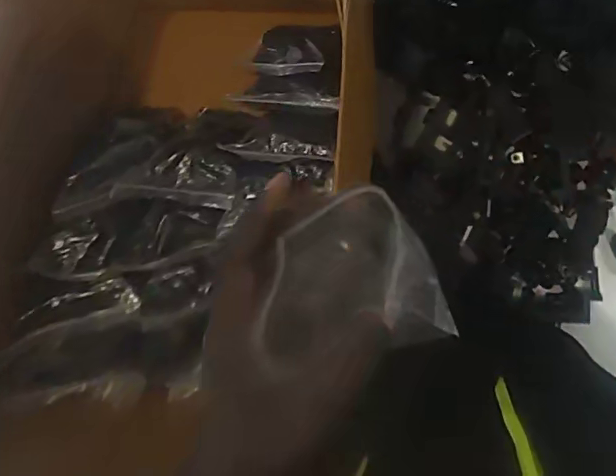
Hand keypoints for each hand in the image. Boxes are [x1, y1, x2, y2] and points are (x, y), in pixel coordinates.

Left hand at [186, 175, 386, 475]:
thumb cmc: (267, 436)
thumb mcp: (313, 401)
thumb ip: (351, 360)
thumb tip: (384, 313)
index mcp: (234, 316)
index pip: (242, 249)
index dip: (263, 212)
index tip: (286, 178)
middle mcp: (230, 311)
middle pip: (249, 249)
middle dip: (279, 217)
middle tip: (318, 197)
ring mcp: (235, 326)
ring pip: (255, 265)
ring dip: (281, 236)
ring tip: (316, 218)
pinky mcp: (246, 341)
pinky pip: (262, 284)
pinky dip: (283, 262)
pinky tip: (309, 265)